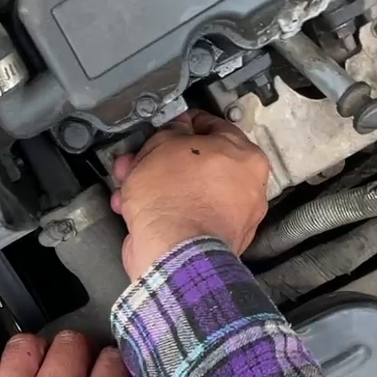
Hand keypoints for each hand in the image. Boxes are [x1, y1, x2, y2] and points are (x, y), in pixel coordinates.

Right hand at [111, 109, 269, 278]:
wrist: (170, 253)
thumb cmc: (176, 202)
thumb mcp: (165, 144)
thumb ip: (171, 131)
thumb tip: (173, 130)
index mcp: (247, 160)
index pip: (215, 127)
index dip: (184, 123)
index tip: (168, 126)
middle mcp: (245, 191)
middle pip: (198, 163)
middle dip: (161, 159)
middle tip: (142, 157)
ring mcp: (228, 221)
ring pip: (185, 191)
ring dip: (153, 185)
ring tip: (129, 183)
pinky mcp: (207, 244)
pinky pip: (180, 218)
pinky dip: (158, 212)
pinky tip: (133, 208)